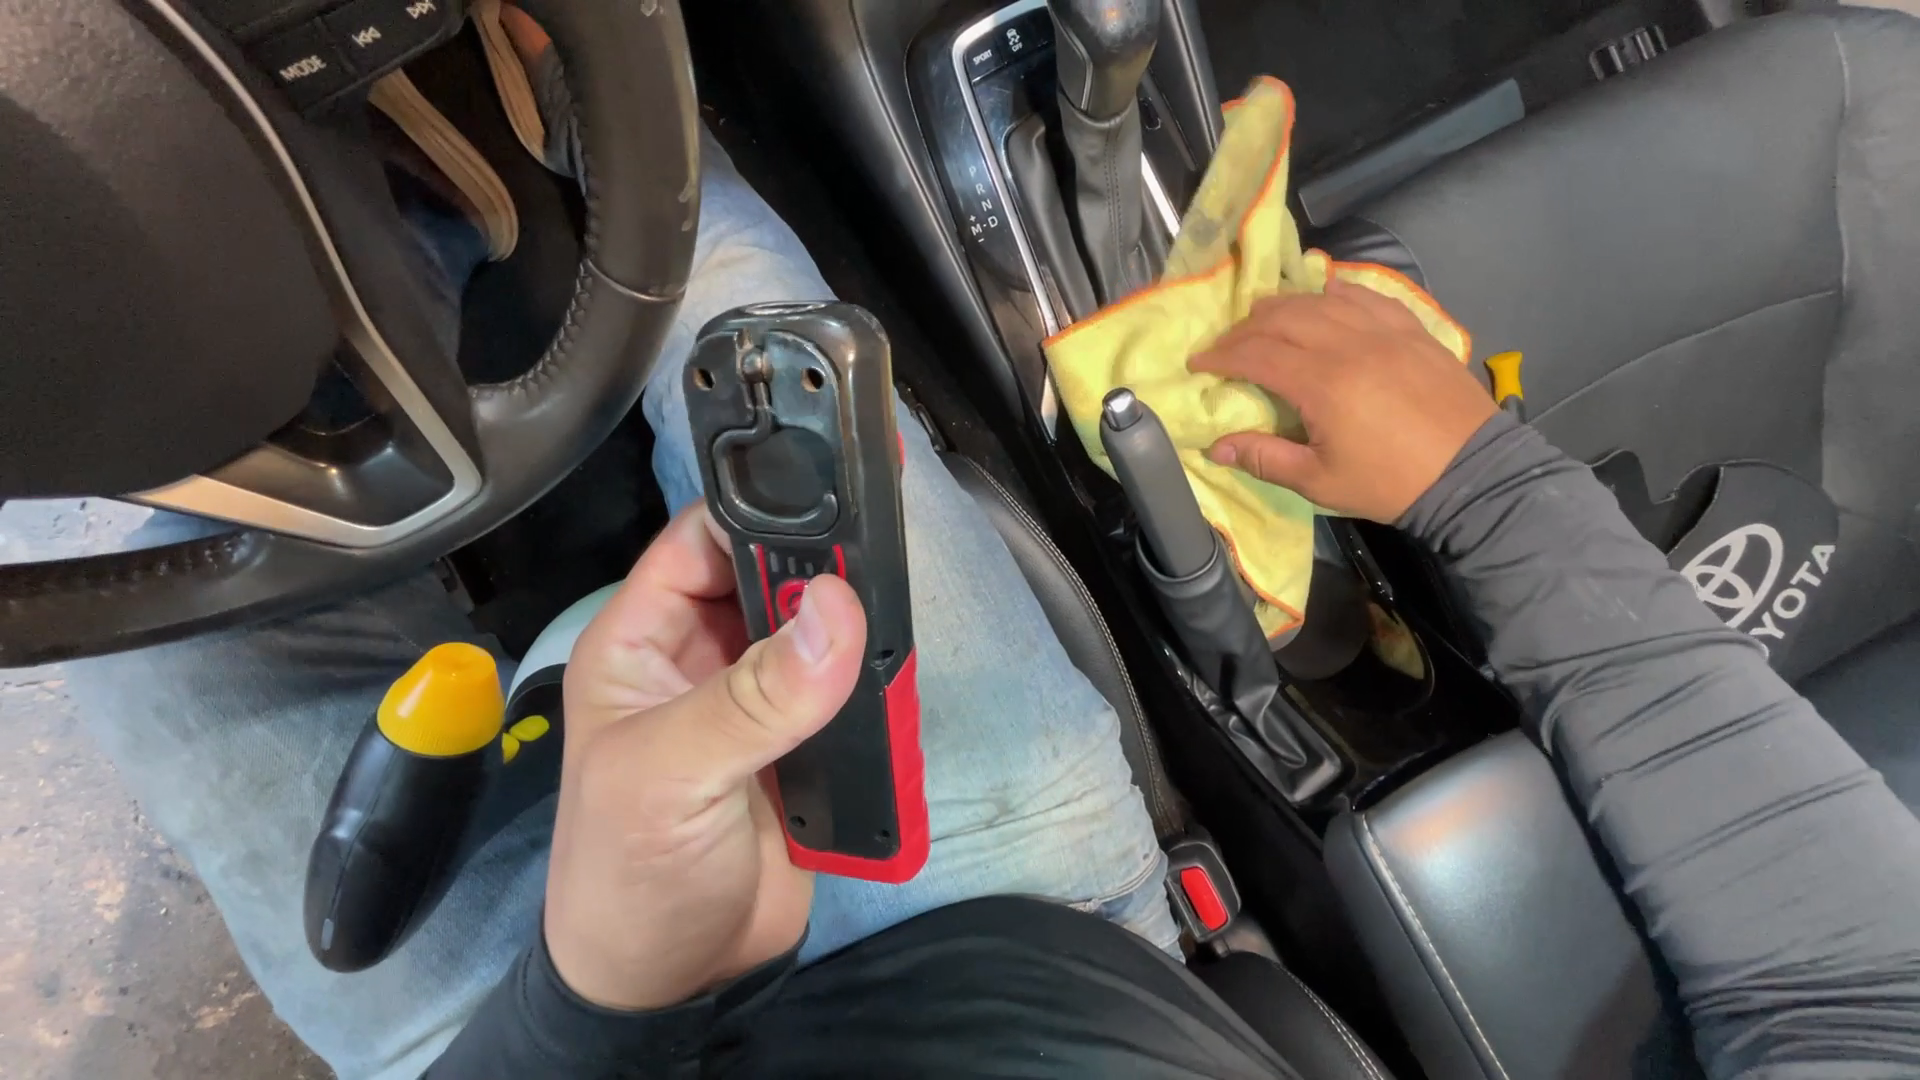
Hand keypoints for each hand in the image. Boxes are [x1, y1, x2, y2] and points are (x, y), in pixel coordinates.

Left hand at [543, 507, 866, 1010]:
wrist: (678, 980)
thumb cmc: (630, 875)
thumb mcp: (671, 777)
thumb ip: (752, 698)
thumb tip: (837, 612)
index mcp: (645, 639)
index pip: (701, 540)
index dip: (758, 512)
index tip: (830, 500)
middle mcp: (705, 654)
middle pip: (772, 579)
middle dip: (820, 569)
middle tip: (879, 566)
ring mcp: (758, 696)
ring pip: (816, 629)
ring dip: (853, 627)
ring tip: (894, 624)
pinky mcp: (804, 737)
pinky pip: (845, 684)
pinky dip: (871, 678)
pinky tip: (895, 675)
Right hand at [1190, 279, 1495, 522]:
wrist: (1471, 475)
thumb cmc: (1388, 483)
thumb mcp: (1318, 481)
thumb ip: (1264, 458)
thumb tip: (1216, 447)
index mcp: (1322, 383)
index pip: (1256, 354)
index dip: (1221, 356)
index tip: (1198, 363)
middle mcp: (1350, 345)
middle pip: (1283, 318)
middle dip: (1245, 328)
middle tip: (1226, 345)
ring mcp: (1385, 331)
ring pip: (1322, 300)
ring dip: (1284, 306)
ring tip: (1263, 318)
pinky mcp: (1412, 330)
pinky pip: (1367, 296)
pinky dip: (1336, 293)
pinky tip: (1324, 296)